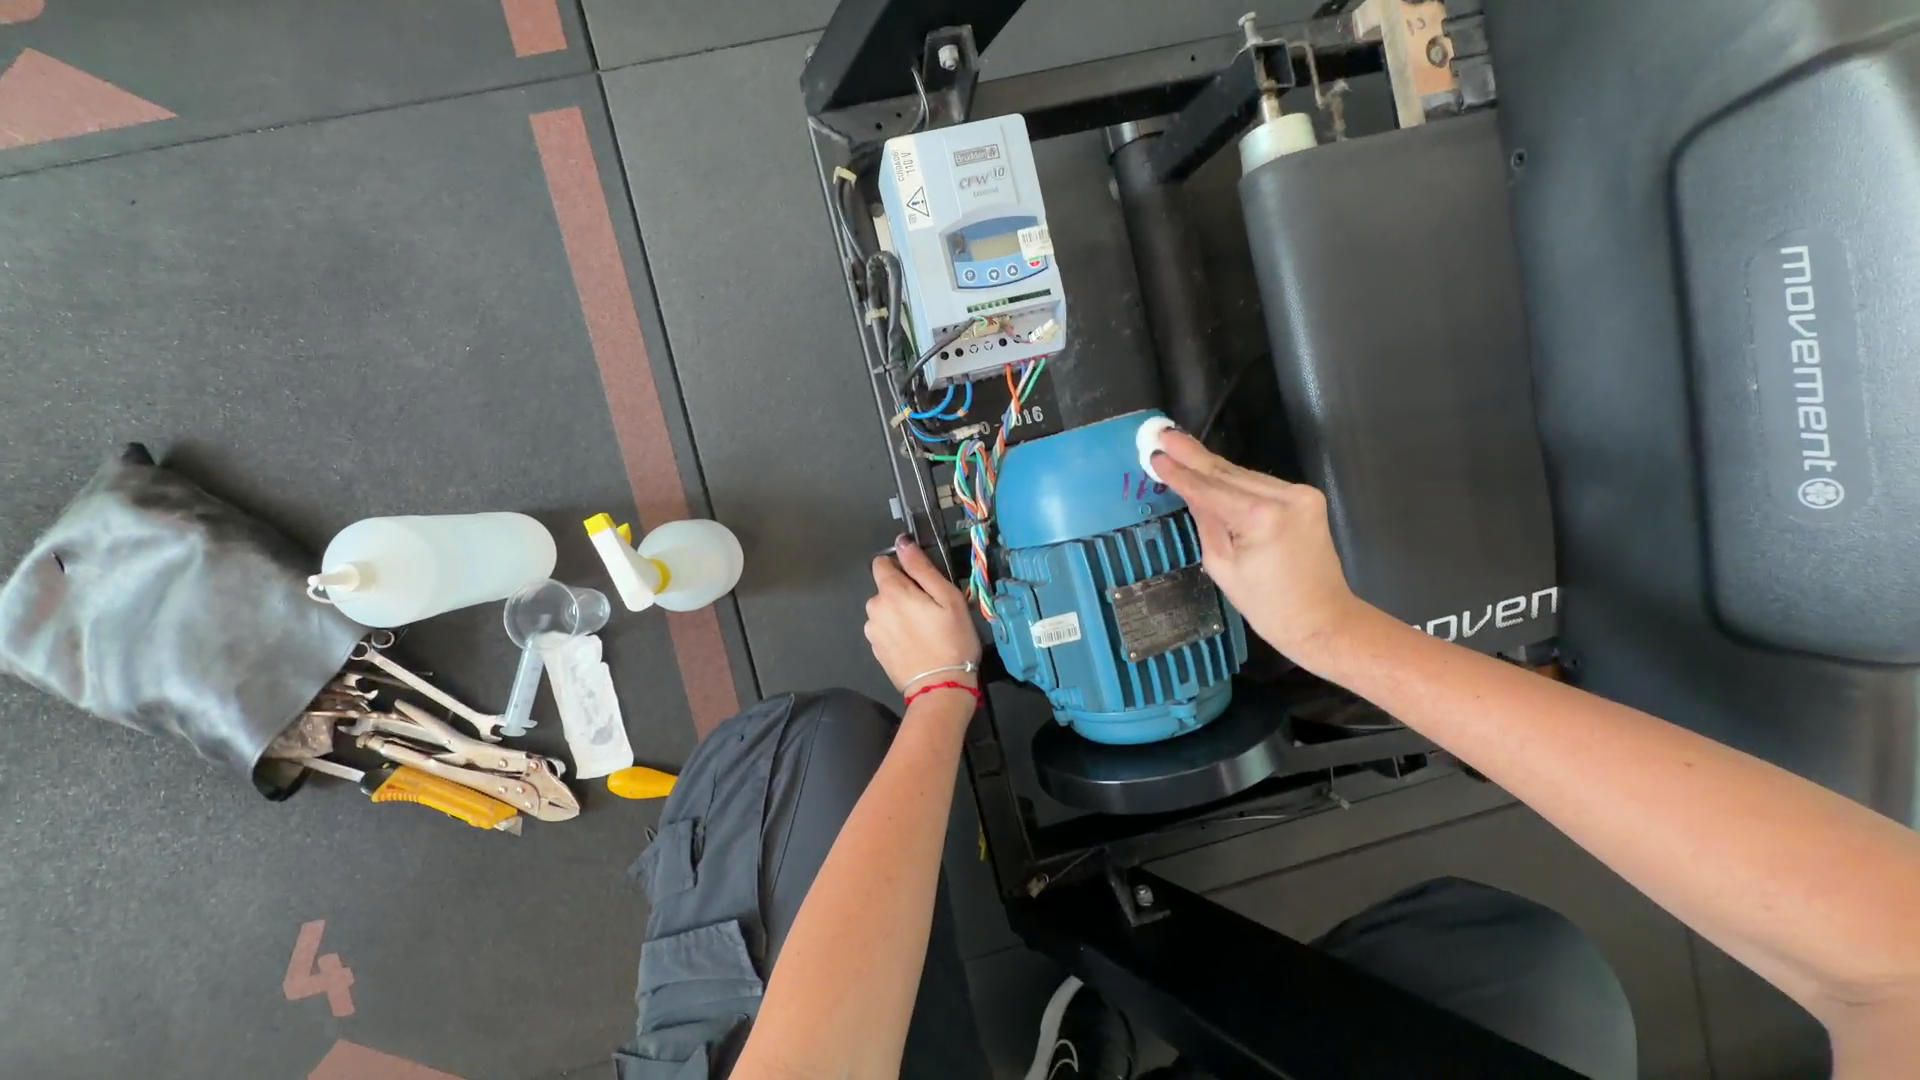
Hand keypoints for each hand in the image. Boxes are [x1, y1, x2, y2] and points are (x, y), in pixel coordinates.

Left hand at [865, 536, 982, 694]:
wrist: (941, 688)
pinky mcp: (876, 650)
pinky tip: (916, 643)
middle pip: (884, 588)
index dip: (901, 567)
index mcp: (891, 592)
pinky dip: (896, 631)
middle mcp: (874, 609)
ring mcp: (873, 632)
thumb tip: (902, 542)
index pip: (881, 563)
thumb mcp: (947, 598)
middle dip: (903, 592)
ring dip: (899, 612)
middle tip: (931, 609)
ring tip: (924, 629)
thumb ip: (921, 567)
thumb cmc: (952, 640)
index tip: (921, 581)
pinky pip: (884, 629)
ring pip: (884, 610)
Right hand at [1152, 430, 1367, 663]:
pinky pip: (1260, 484)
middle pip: (1227, 473)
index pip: (1209, 489)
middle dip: (1193, 455)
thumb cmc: (1268, 606)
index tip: (1156, 454)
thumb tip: (1190, 492)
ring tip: (1179, 446)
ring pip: (1244, 475)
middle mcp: (1284, 497)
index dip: (1180, 472)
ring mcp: (1300, 494)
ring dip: (1211, 465)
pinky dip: (1235, 480)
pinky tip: (1210, 469)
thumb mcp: (1223, 567)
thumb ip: (1206, 523)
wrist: (1323, 619)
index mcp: (1260, 518)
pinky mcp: (1307, 498)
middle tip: (1163, 434)